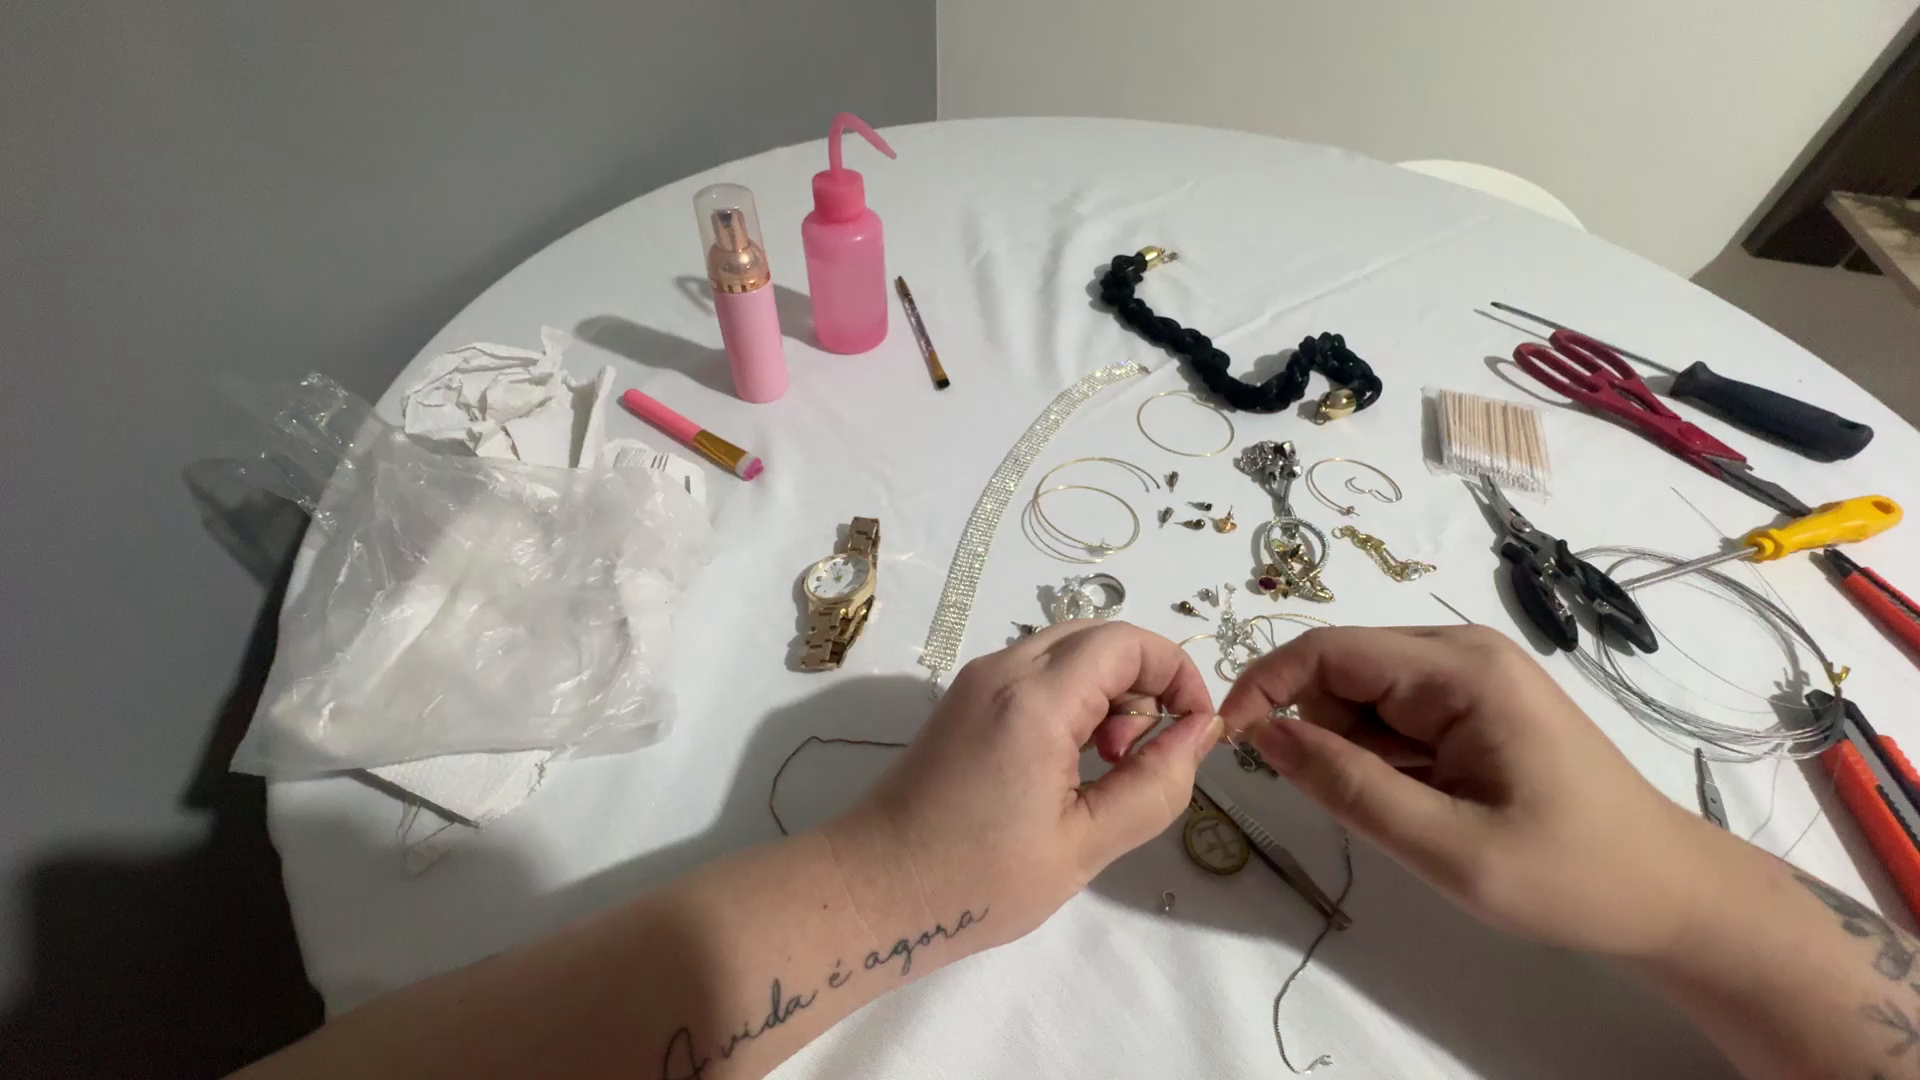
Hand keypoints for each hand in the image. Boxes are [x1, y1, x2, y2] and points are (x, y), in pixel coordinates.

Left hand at [840, 621, 1219, 952]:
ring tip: (1102, 765)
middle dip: (1142, 683)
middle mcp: (1002, 668)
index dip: (1176, 673)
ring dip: (1105, 692)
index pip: (1126, 641)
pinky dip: (1071, 698)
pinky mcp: (965, 696)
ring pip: (1067, 651)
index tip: (1193, 729)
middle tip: (1138, 756)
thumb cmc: (979, 878)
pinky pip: (1036, 671)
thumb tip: (1199, 731)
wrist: (875, 886)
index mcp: (1034, 699)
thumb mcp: (1085, 843)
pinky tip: (1066, 760)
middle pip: (1098, 637)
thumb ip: (1156, 783)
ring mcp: (978, 678)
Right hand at [1221, 625, 1719, 957]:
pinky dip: (1375, 750)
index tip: (1232, 739)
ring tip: (1404, 805)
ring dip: (1349, 745)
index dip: (1267, 686)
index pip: (1328, 651)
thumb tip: (1262, 735)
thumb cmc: (1572, 876)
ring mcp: (1465, 671)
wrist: (1676, 898)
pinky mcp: (1466, 696)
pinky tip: (1419, 792)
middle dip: (1317, 728)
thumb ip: (1348, 788)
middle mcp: (1457, 650)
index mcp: (1460, 670)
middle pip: (1339, 668)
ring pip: (1356, 691)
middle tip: (1346, 798)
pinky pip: (1385, 708)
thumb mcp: (1448, 848)